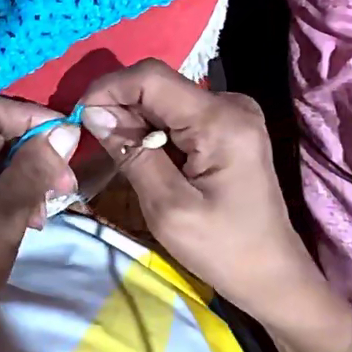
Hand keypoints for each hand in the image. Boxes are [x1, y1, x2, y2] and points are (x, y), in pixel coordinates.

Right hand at [81, 60, 324, 327]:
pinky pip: (178, 112)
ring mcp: (232, 112)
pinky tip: (141, 153)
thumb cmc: (222, 248)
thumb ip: (132, 154)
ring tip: (113, 150)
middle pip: (158, 84)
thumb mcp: (168, 207)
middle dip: (118, 105)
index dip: (109, 88)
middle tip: (93, 140)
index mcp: (221, 120)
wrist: (271, 273)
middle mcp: (230, 103)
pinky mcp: (228, 125)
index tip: (80, 117)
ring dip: (133, 117)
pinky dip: (151, 127)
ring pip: (164, 97)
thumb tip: (95, 114)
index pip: (151, 78)